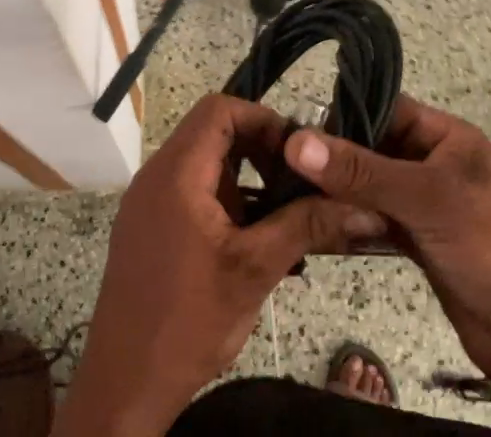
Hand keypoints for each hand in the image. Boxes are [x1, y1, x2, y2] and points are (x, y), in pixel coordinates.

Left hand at [55, 94, 384, 436]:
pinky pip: (193, 196)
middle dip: (262, 152)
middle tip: (302, 184)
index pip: (219, 109)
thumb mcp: (256, 269)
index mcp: (176, 173)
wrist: (126, 380)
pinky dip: (228, 205)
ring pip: (205, 168)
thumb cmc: (189, 319)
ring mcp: (150, 204)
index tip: (300, 153)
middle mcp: (157, 177)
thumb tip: (363, 207)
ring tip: (290, 215)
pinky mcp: (151, 229)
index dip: (263, 119)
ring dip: (248, 182)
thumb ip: (307, 226)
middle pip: (213, 135)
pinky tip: (261, 242)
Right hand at [283, 94, 490, 377]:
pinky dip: (347, 222)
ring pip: (366, 186)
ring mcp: (423, 203)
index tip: (291, 132)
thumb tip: (294, 140)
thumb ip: (360, 171)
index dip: (340, 115)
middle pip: (370, 147)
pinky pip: (371, 219)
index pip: (383, 107)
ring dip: (334, 193)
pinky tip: (312, 227)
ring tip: (286, 197)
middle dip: (330, 158)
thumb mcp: (426, 199)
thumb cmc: (490, 246)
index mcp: (446, 137)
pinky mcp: (414, 238)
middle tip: (278, 168)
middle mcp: (432, 162)